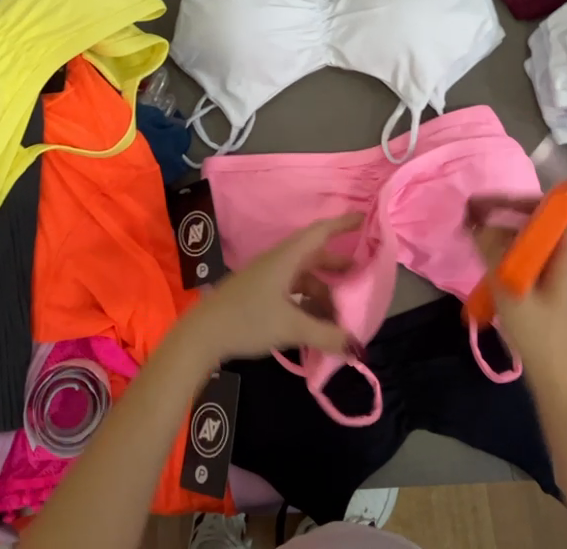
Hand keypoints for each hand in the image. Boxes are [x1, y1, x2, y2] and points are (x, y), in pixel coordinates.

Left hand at [179, 213, 360, 363]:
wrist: (203, 333)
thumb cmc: (247, 319)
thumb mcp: (290, 327)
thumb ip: (326, 335)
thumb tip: (356, 346)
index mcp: (286, 258)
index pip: (320, 232)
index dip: (342, 224)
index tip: (363, 219)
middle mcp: (278, 262)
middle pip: (314, 256)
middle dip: (338, 267)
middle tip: (361, 279)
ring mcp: (267, 277)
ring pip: (304, 277)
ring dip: (323, 291)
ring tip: (341, 314)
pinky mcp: (259, 292)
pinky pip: (293, 290)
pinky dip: (309, 301)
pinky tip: (317, 322)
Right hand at [469, 200, 566, 391]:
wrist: (561, 384)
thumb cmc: (541, 338)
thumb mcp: (512, 291)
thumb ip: (494, 252)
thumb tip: (479, 223)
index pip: (560, 207)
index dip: (529, 196)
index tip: (495, 201)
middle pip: (542, 220)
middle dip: (507, 211)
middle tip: (473, 213)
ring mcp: (561, 274)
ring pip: (533, 239)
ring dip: (504, 231)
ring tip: (473, 233)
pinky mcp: (551, 289)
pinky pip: (529, 257)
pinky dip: (507, 251)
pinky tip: (486, 261)